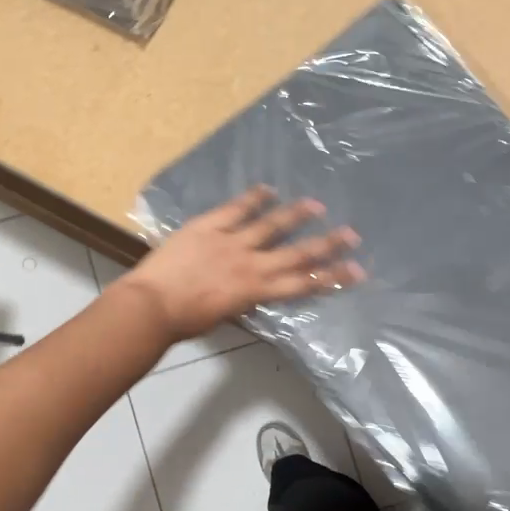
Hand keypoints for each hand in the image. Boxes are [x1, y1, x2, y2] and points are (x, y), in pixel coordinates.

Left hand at [117, 186, 363, 340]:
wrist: (152, 306)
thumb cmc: (186, 321)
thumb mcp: (225, 314)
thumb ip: (244, 298)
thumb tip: (256, 288)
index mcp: (256, 292)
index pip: (303, 283)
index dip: (332, 277)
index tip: (357, 270)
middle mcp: (251, 265)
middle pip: (297, 253)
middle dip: (327, 245)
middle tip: (352, 234)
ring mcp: (230, 242)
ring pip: (271, 226)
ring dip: (296, 215)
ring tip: (318, 205)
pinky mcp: (208, 226)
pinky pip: (236, 209)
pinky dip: (254, 198)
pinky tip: (269, 189)